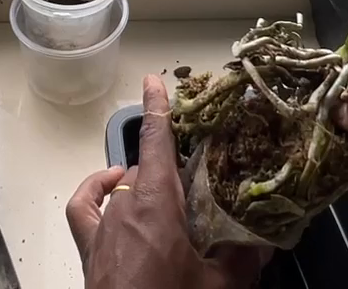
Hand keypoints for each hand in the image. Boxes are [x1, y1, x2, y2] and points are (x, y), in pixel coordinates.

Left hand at [65, 74, 268, 288]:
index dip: (158, 108)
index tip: (153, 79)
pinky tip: (112, 189)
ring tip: (167, 203)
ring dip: (144, 189)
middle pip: (147, 170)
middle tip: (196, 196)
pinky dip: (95, 190)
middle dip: (171, 176)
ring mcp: (103, 225)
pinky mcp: (88, 247)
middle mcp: (126, 204)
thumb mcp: (219, 287)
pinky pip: (84, 206)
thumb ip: (241, 261)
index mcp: (157, 203)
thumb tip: (263, 246)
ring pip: (124, 187)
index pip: (157, 142)